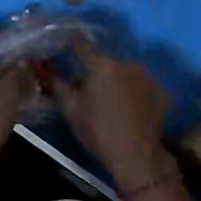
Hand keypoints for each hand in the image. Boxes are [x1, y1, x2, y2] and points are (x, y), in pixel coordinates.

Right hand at [53, 40, 173, 190]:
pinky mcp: (159, 90)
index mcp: (100, 65)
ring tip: (110, 103)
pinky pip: (139, 85)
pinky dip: (132, 92)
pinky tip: (128, 110)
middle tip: (88, 92)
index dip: (71, 46)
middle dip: (94, 72)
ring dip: (115, 81)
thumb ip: (56, 83)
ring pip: (123, 72)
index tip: (64, 50)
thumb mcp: (71, 109)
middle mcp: (125, 63)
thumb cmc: (97, 131)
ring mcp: (145, 76)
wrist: (136, 156)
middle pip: (104, 62)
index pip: (81, 45)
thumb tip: (40, 66)